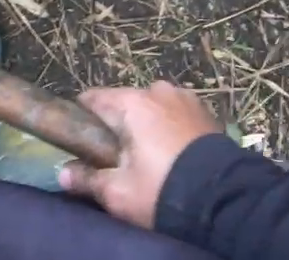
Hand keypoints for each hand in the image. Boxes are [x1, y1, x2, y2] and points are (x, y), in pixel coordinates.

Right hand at [58, 81, 220, 228]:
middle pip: (125, 103)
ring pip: (152, 107)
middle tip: (117, 156)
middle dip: (118, 124)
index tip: (79, 137)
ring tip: (150, 156)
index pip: (94, 98)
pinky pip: (175, 114)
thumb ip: (88, 180)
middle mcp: (156, 89)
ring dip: (147, 125)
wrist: (225, 199)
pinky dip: (170, 127)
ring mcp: (184, 97)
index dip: (83, 116)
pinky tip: (173, 152)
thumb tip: (63, 173)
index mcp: (132, 102)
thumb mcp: (119, 193)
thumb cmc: (162, 190)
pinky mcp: (204, 110)